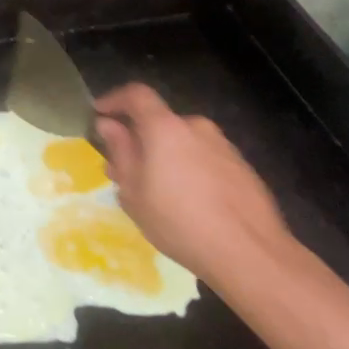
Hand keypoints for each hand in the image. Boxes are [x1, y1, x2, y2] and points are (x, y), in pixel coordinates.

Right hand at [92, 83, 293, 284]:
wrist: (249, 252)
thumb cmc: (178, 221)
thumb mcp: (134, 191)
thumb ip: (120, 152)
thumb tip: (109, 125)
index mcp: (166, 128)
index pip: (137, 95)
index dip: (114, 100)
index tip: (99, 114)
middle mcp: (197, 128)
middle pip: (161, 122)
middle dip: (139, 139)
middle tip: (124, 169)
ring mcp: (224, 147)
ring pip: (183, 142)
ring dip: (165, 156)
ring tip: (156, 192)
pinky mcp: (242, 168)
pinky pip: (205, 159)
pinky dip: (189, 170)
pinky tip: (188, 203)